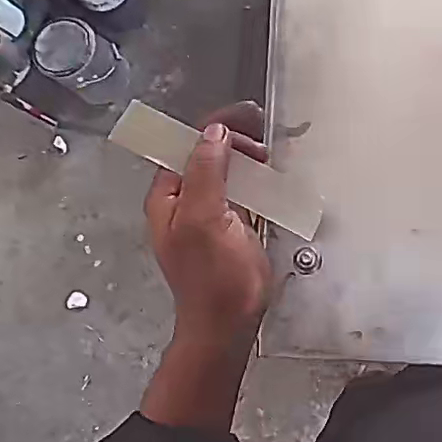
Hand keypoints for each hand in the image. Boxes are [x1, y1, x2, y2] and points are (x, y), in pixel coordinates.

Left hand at [140, 102, 272, 429]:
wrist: (228, 325)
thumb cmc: (213, 278)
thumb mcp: (204, 218)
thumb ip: (206, 171)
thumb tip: (214, 132)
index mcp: (168, 196)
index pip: (187, 144)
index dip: (215, 126)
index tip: (248, 117)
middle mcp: (184, 201)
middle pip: (207, 155)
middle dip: (235, 141)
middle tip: (264, 141)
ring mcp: (208, 215)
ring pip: (226, 173)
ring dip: (247, 160)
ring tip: (270, 155)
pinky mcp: (230, 229)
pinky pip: (241, 194)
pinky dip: (256, 182)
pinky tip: (272, 180)